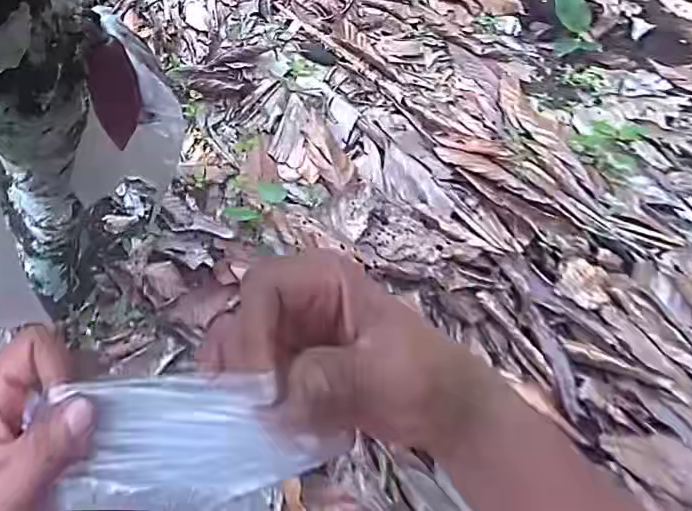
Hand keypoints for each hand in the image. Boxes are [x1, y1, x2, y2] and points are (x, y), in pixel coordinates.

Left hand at [0, 325, 95, 510]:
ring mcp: (35, 420)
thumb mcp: (6, 480)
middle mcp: (17, 396)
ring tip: (92, 442)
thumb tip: (84, 405)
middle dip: (80, 389)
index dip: (57, 366)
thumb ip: (43, 444)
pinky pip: (79, 425)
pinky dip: (91, 436)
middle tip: (89, 425)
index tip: (70, 404)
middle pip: (59, 363)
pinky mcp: (51, 445)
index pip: (35, 344)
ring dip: (88, 414)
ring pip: (73, 394)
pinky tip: (89, 457)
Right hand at [213, 251, 503, 455]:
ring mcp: (288, 324)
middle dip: (240, 355)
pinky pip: (254, 367)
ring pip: (241, 338)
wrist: (452, 413)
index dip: (252, 327)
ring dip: (239, 374)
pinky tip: (261, 416)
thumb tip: (277, 400)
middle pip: (245, 310)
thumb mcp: (383, 376)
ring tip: (242, 410)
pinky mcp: (286, 356)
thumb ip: (329, 379)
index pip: (265, 285)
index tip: (259, 384)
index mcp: (320, 275)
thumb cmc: (426, 379)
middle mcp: (296, 293)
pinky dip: (252, 391)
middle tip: (242, 399)